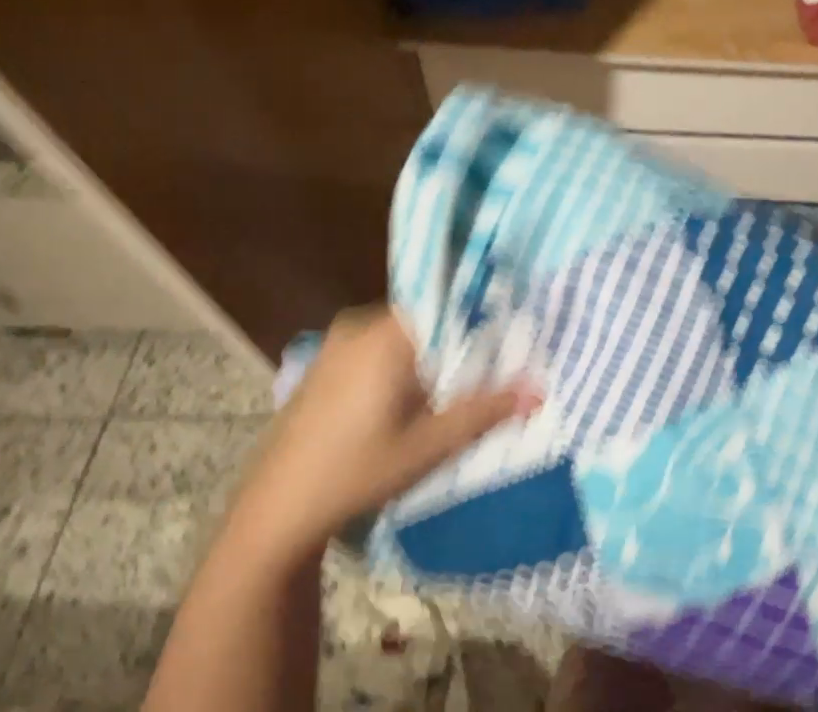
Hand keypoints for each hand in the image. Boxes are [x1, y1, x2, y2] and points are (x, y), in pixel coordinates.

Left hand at [224, 305, 540, 563]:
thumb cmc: (357, 472)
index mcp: (385, 336)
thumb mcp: (430, 445)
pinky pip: (377, 353)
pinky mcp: (323, 368)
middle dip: (460, 346)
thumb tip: (541, 389)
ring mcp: (335, 347)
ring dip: (431, 362)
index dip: (484, 320)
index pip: (448, 305)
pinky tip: (414, 405)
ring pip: (403, 340)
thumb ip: (486, 411)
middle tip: (493, 372)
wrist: (275, 511)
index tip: (514, 339)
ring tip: (459, 392)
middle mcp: (358, 328)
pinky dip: (403, 370)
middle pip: (428, 323)